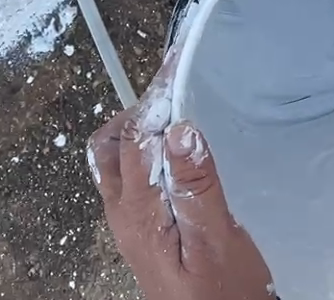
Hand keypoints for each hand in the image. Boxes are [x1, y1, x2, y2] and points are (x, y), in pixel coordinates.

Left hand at [89, 72, 273, 299]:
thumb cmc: (222, 291)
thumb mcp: (216, 239)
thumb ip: (197, 185)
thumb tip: (179, 127)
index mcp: (138, 213)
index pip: (137, 135)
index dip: (157, 92)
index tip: (178, 57)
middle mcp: (123, 214)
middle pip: (111, 144)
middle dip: (140, 107)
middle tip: (179, 85)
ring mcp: (130, 223)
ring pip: (116, 159)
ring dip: (140, 127)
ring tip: (178, 108)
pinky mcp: (142, 229)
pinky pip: (131, 174)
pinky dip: (148, 147)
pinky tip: (177, 147)